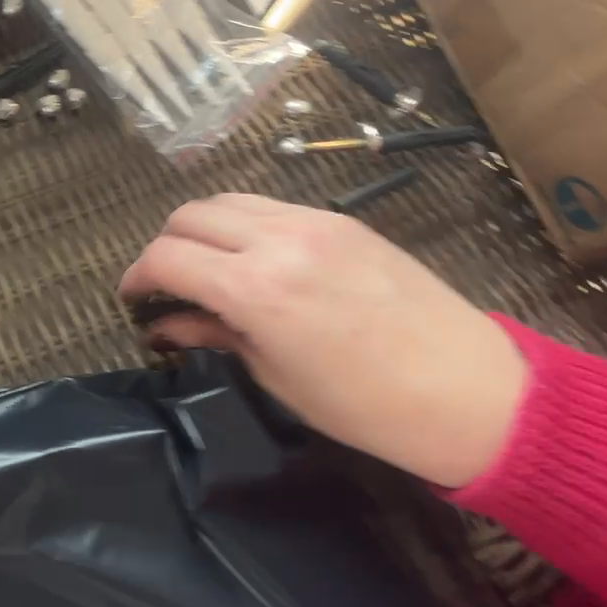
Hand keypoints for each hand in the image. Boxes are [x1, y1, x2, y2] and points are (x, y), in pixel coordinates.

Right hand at [119, 194, 526, 487]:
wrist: (474, 392)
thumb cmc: (367, 406)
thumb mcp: (277, 376)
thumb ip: (214, 335)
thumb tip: (165, 326)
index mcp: (256, 287)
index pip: (167, 257)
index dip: (137, 275)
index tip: (132, 298)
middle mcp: (277, 238)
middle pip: (189, 215)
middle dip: (165, 247)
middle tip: (167, 284)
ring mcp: (312, 221)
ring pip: (226, 200)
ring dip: (202, 228)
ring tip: (206, 266)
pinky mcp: (339, 218)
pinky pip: (268, 204)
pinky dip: (242, 223)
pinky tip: (252, 257)